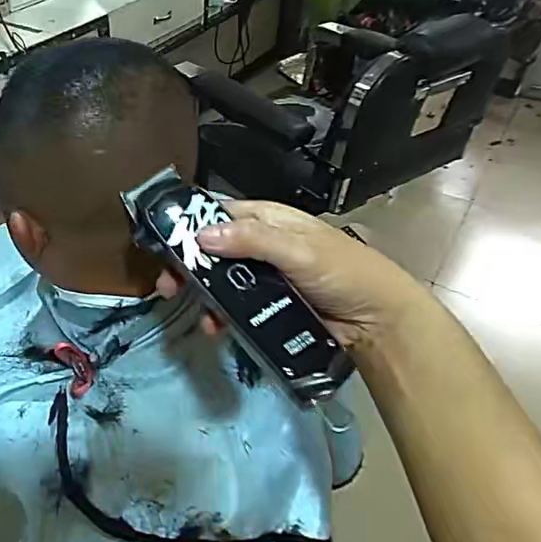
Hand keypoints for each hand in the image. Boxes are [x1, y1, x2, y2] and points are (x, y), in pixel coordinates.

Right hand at [153, 199, 437, 358]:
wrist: (377, 320)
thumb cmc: (342, 272)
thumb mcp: (299, 250)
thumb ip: (253, 240)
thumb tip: (202, 235)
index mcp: (267, 220)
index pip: (219, 213)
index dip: (189, 225)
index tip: (163, 244)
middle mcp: (260, 244)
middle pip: (212, 249)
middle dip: (188, 265)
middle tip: (167, 284)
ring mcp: (263, 278)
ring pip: (220, 281)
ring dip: (202, 294)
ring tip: (191, 310)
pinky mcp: (267, 307)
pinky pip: (234, 308)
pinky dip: (220, 315)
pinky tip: (214, 327)